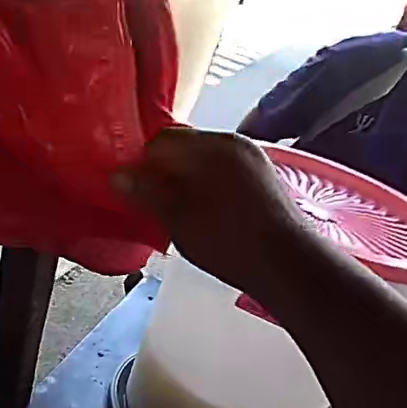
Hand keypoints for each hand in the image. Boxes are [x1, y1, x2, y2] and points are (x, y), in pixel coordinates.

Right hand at [116, 128, 313, 291]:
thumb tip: (118, 177)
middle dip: (164, 172)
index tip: (131, 191)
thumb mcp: (179, 221)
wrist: (288, 266)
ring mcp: (253, 159)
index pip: (161, 141)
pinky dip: (208, 187)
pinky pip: (225, 173)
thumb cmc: (230, 244)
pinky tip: (205, 215)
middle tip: (151, 204)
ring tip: (176, 213)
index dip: (140, 164)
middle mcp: (234, 143)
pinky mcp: (265, 179)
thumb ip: (147, 194)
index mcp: (211, 146)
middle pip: (185, 148)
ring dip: (186, 180)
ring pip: (206, 161)